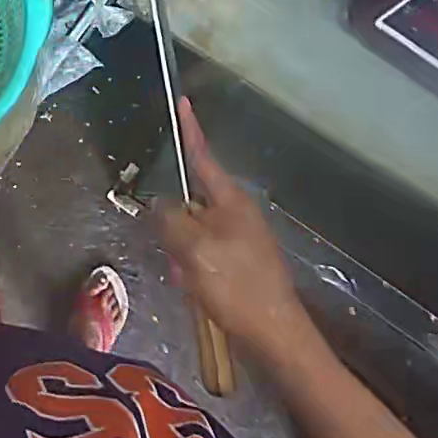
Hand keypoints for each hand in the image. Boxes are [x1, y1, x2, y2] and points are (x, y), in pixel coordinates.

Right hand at [157, 98, 309, 356]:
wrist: (277, 337)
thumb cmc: (237, 286)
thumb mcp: (195, 249)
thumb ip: (171, 220)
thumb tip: (159, 206)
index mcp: (230, 200)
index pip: (203, 156)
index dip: (190, 129)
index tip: (183, 101)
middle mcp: (237, 212)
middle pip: (191, 200)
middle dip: (174, 225)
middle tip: (173, 254)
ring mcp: (240, 238)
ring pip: (194, 231)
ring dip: (182, 252)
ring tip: (187, 280)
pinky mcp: (239, 263)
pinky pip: (204, 253)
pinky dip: (194, 268)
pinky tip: (196, 292)